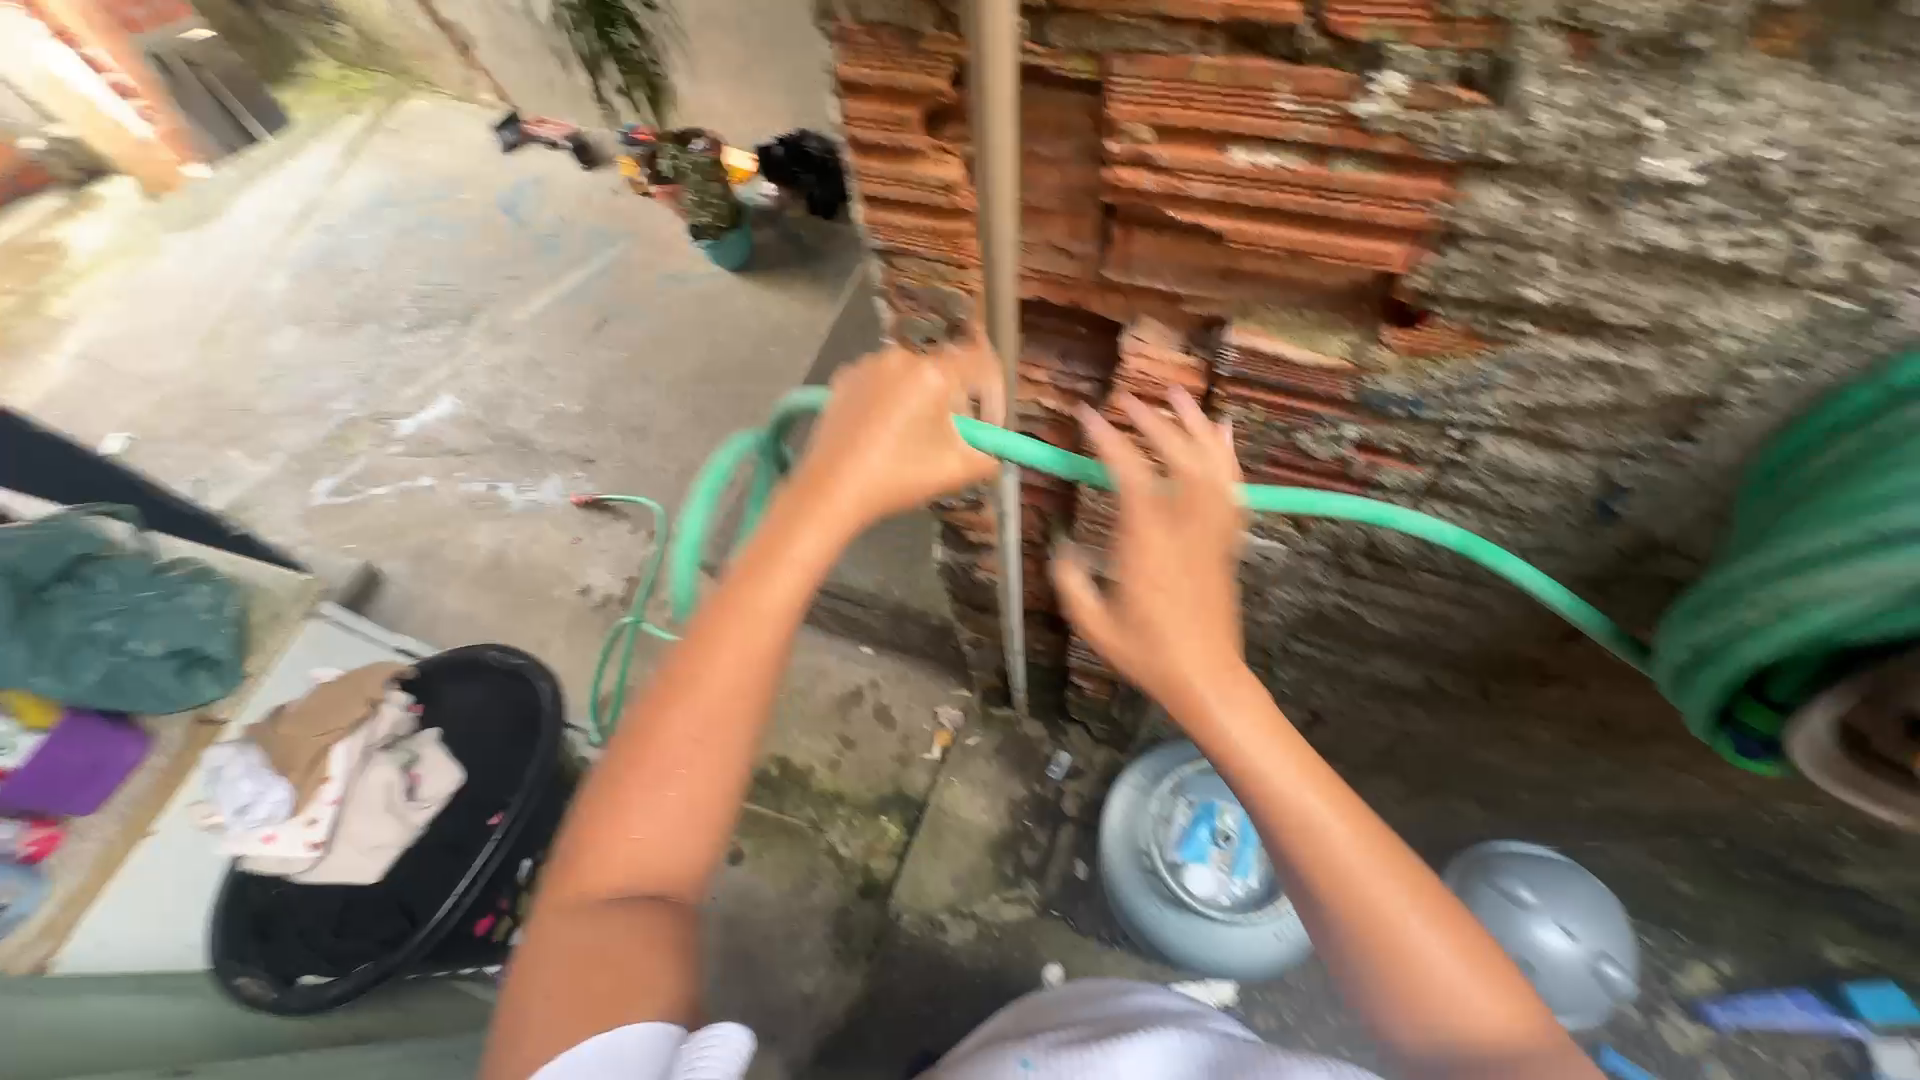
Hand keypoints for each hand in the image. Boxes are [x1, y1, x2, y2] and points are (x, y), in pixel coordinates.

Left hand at [793, 339, 1005, 528]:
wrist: (830, 490)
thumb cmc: (898, 476)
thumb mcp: (956, 471)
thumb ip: (988, 457)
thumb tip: (993, 453)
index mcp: (934, 373)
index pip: (982, 364)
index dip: (994, 395)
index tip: (989, 427)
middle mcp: (902, 357)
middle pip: (946, 371)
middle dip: (957, 404)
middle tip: (952, 442)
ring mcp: (868, 365)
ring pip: (912, 377)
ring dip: (923, 402)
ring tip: (914, 441)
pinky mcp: (844, 379)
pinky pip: (882, 383)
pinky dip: (892, 402)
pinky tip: (883, 435)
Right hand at [1051, 387, 1249, 718]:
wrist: (1205, 677)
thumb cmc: (1145, 653)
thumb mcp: (1092, 622)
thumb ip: (1071, 579)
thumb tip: (1063, 546)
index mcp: (1146, 544)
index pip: (1129, 474)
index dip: (1108, 439)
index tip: (1088, 415)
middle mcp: (1183, 528)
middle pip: (1175, 458)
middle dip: (1152, 422)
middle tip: (1127, 399)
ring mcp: (1211, 533)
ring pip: (1211, 466)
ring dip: (1195, 426)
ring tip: (1179, 394)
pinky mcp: (1226, 542)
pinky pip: (1232, 490)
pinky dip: (1227, 456)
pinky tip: (1223, 432)